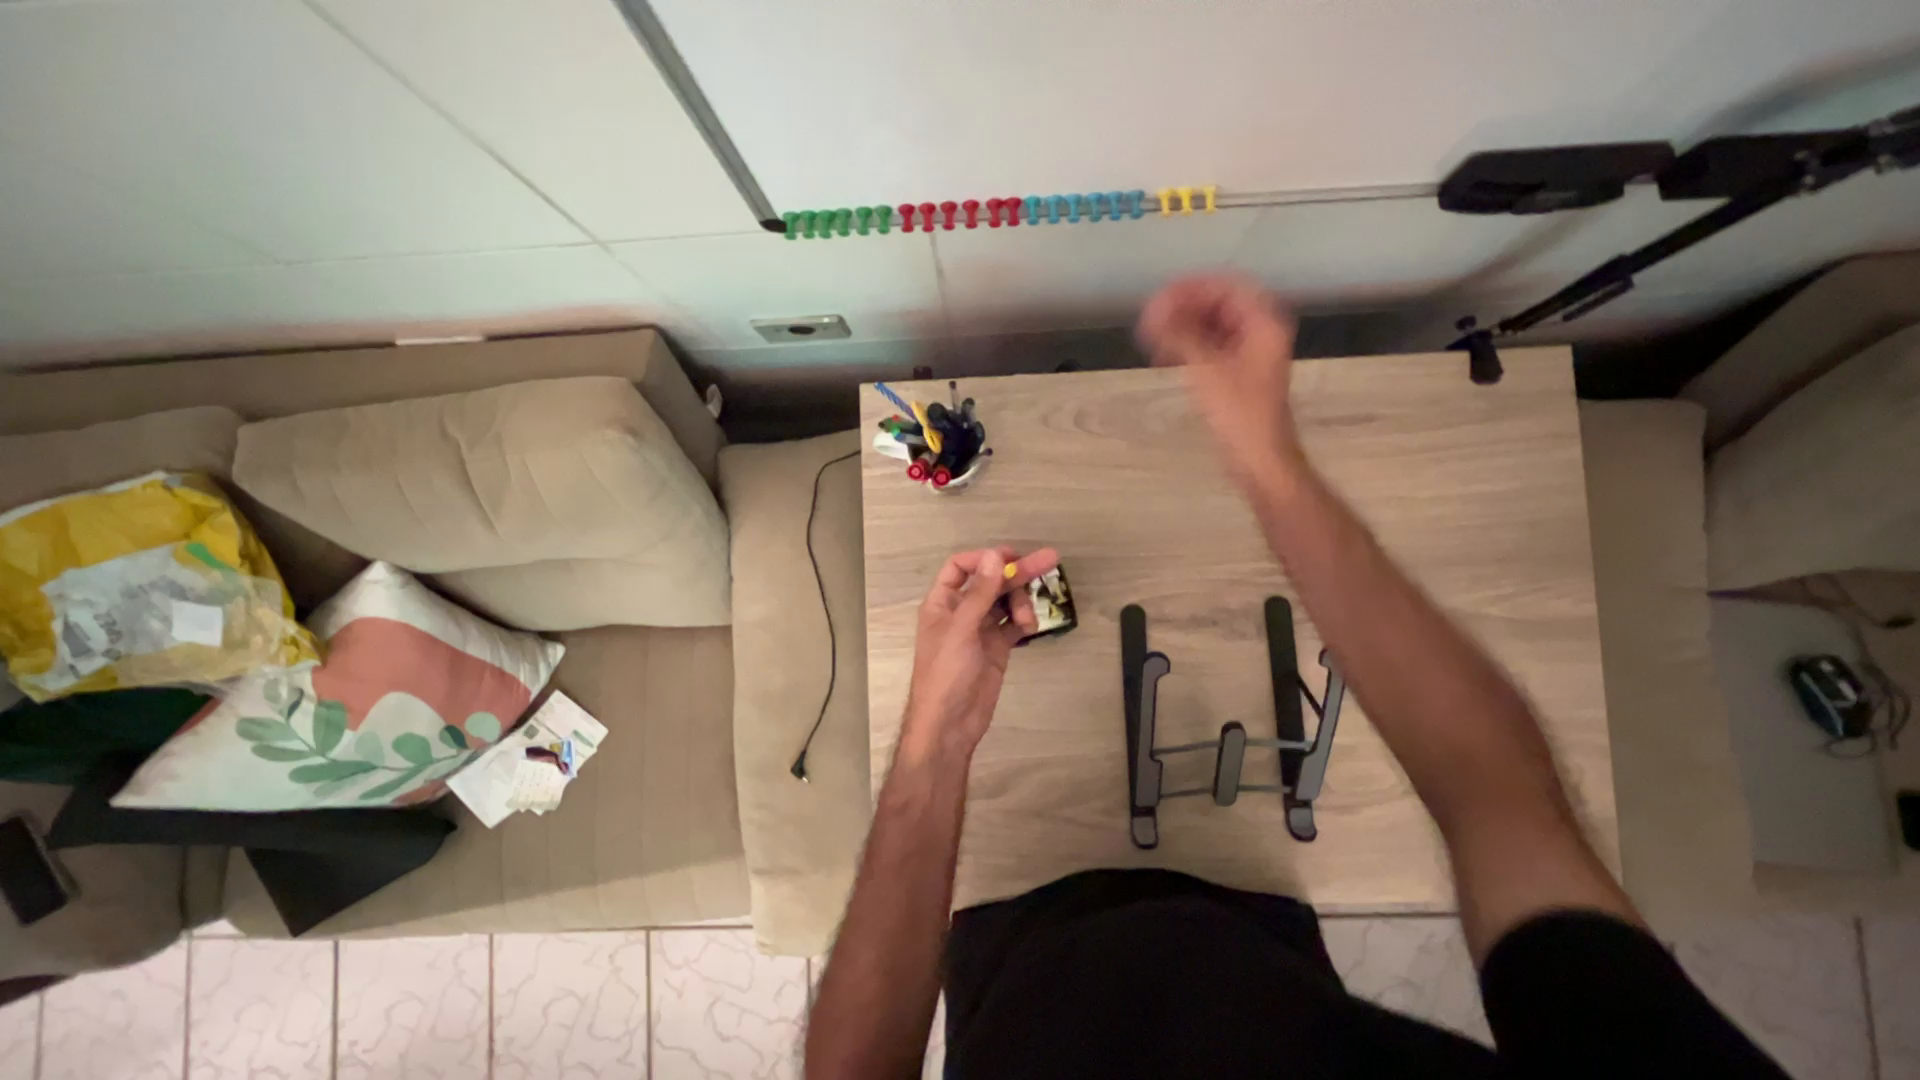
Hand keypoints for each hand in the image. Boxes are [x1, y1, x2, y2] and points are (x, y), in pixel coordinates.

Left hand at [902, 546, 1060, 761]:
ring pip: (1005, 602)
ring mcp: (980, 630)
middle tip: (1050, 560)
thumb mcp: (961, 629)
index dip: (984, 559)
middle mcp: (961, 612)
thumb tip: (995, 556)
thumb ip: (980, 592)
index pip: (961, 567)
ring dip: (1020, 603)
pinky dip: (1024, 622)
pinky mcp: (996, 648)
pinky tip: (1031, 627)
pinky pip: (1013, 625)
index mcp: (942, 603)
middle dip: (1017, 572)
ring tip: (1028, 619)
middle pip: (991, 581)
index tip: (1010, 558)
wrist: (950, 725)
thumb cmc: (946, 674)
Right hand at [1137, 275, 1305, 483]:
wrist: (1258, 458)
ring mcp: (1250, 353)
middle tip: (1151, 317)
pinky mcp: (1237, 374)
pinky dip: (1188, 345)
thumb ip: (1178, 335)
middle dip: (1184, 306)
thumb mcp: (1205, 369)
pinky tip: (1164, 354)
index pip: (1226, 286)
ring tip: (1152, 335)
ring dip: (1183, 326)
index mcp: (1263, 323)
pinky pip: (1210, 346)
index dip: (1192, 287)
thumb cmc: (1239, 413)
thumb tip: (1152, 312)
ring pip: (1212, 325)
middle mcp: (1260, 332)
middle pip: (1218, 303)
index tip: (1160, 298)